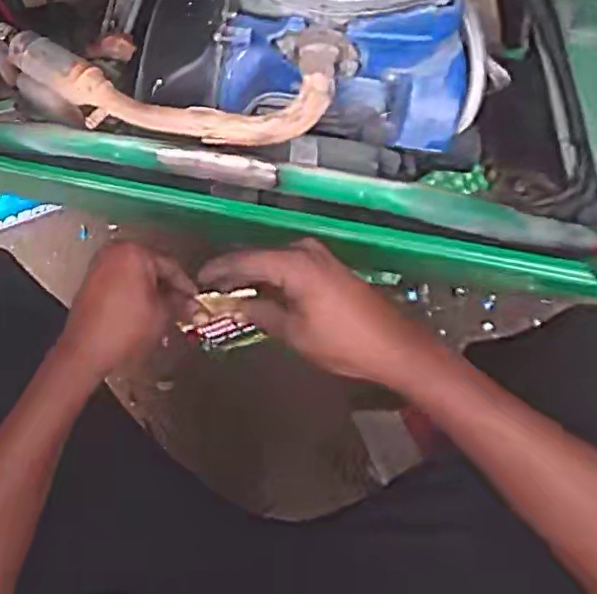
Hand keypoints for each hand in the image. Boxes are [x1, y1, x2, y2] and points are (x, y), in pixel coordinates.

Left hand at [55, 242, 198, 379]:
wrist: (85, 349)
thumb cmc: (127, 327)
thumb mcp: (160, 314)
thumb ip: (178, 303)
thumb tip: (194, 304)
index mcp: (134, 252)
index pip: (169, 265)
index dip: (185, 284)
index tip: (197, 300)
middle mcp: (115, 250)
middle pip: (150, 265)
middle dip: (167, 285)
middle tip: (183, 305)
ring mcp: (100, 263)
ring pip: (134, 272)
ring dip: (150, 288)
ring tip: (165, 309)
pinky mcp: (91, 278)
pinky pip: (119, 278)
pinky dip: (133, 289)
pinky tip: (143, 307)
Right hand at [198, 238, 452, 386]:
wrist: (398, 348)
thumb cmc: (344, 343)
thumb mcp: (294, 332)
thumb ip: (259, 312)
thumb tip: (232, 305)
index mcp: (293, 262)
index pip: (243, 259)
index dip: (218, 270)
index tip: (198, 280)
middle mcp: (303, 249)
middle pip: (256, 254)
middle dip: (232, 271)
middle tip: (210, 288)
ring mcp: (317, 254)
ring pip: (272, 258)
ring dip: (252, 273)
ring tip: (230, 291)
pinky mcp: (326, 264)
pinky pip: (287, 263)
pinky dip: (271, 275)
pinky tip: (260, 289)